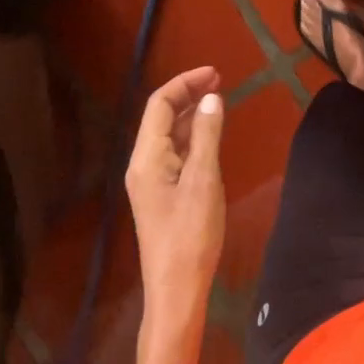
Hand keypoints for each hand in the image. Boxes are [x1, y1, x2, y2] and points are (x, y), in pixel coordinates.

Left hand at [125, 67, 225, 314]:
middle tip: (220, 82)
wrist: (176, 290)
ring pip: (168, 135)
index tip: (215, 73)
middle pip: (161, 117)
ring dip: (191, 114)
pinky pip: (174, 153)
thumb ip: (207, 136)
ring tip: (218, 101)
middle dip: (188, 94)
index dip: (185, 83)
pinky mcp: (161, 195)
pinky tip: (211, 136)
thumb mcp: (204, 180)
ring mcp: (151, 181)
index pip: (159, 104)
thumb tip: (211, 99)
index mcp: (146, 157)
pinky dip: (192, 137)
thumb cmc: (190, 234)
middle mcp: (143, 164)